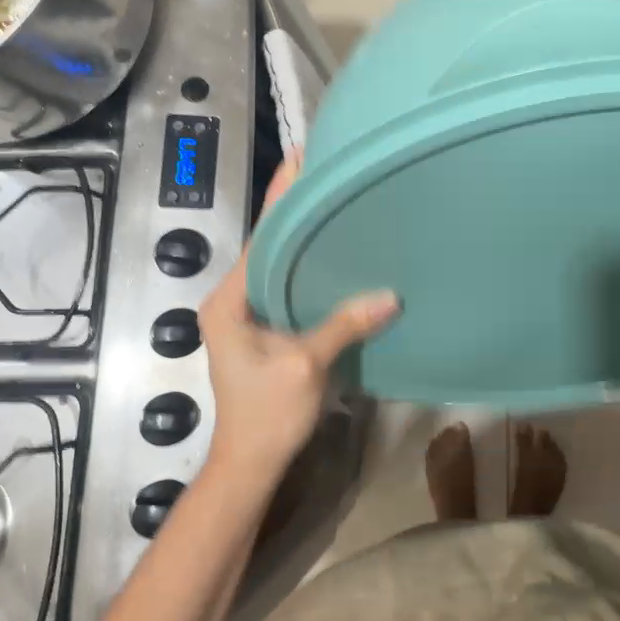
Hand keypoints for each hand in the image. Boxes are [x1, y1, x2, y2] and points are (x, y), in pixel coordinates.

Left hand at [200, 153, 399, 477]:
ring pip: (278, 262)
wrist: (250, 464)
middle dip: (295, 207)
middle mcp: (231, 298)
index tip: (300, 156)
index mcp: (229, 300)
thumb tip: (390, 295)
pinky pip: (286, 283)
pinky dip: (307, 263)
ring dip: (302, 234)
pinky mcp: (263, 328)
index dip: (281, 197)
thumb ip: (343, 325)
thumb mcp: (306, 366)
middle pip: (268, 242)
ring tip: (334, 198)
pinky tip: (334, 252)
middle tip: (327, 169)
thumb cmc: (267, 415)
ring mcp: (245, 313)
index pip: (261, 236)